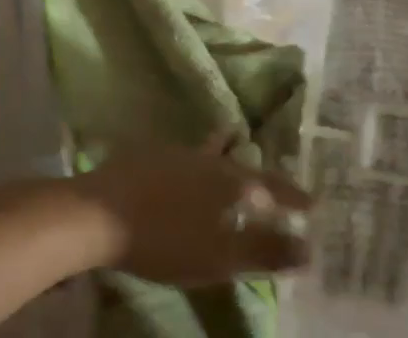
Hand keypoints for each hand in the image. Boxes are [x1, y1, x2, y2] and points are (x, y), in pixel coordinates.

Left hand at [69, 139, 311, 286]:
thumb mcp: (221, 256)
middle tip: (267, 176)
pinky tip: (179, 171)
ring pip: (202, 152)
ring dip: (220, 158)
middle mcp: (199, 157)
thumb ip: (265, 250)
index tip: (312, 200)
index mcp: (225, 180)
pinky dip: (188, 164)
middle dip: (254, 171)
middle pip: (234, 161)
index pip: (268, 184)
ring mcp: (165, 152)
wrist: (95, 214)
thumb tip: (311, 248)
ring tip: (228, 158)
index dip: (290, 193)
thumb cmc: (164, 240)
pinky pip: (174, 156)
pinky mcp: (136, 155)